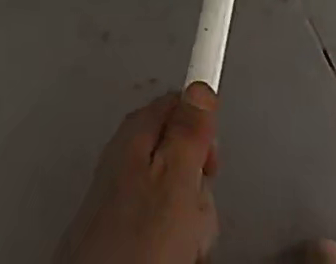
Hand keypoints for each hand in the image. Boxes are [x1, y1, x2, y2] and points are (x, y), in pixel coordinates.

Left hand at [55, 82, 220, 263]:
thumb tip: (199, 89)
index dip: (203, 130)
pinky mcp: (127, 225)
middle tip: (190, 208)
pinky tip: (169, 256)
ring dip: (190, 219)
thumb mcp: (175, 177)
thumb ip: (188, 130)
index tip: (209, 154)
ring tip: (177, 241)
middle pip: (184, 153)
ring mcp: (126, 191)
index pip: (182, 103)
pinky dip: (175, 240)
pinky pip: (168, 221)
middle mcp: (128, 155)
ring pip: (180, 193)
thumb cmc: (131, 243)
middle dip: (198, 184)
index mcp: (138, 132)